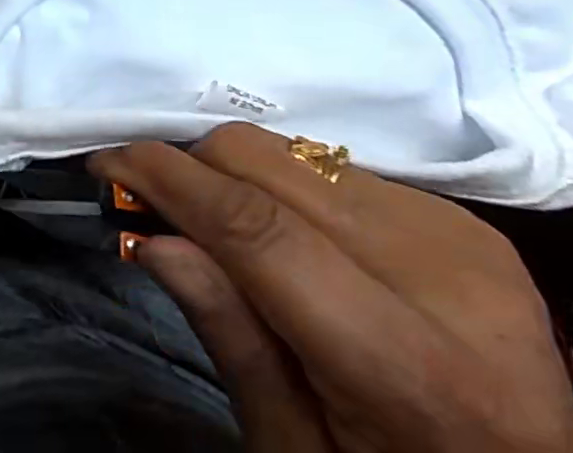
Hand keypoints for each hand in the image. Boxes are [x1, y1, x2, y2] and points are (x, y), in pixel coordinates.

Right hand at [90, 123, 572, 452]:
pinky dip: (284, 183)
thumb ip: (233, 340)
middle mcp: (444, 275)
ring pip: (298, 150)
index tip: (108, 162)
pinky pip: (335, 165)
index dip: (173, 182)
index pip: (261, 231)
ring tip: (213, 219)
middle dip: (194, 165)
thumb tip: (154, 239)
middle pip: (276, 165)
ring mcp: (461, 233)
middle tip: (149, 198)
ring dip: (235, 172)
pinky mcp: (464, 216)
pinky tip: (283, 230)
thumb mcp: (298, 452)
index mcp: (411, 367)